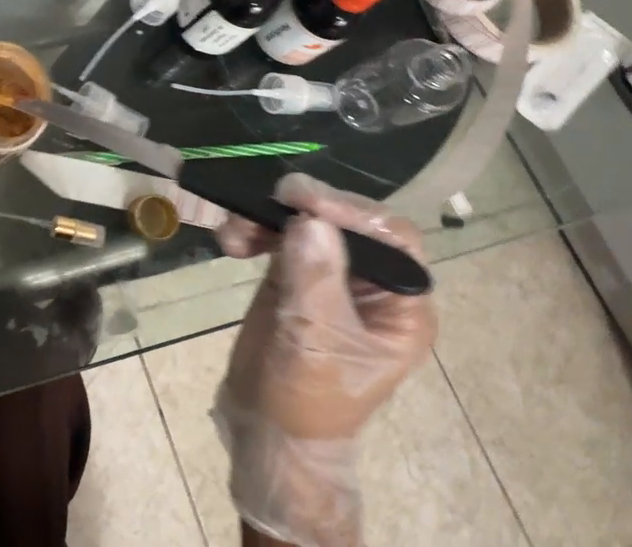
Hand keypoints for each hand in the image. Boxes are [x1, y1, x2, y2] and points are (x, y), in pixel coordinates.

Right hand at [212, 174, 436, 546]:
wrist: (268, 432)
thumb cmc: (308, 400)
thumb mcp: (315, 341)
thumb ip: (315, 280)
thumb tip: (310, 221)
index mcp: (401, 305)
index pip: (392, 239)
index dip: (352, 213)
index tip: (303, 201)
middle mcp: (371, 284)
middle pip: (346, 223)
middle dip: (304, 210)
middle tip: (266, 200)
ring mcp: (329, 277)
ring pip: (306, 224)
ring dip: (268, 218)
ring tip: (234, 233)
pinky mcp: (292, 277)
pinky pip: (277, 237)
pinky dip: (253, 231)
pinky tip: (231, 243)